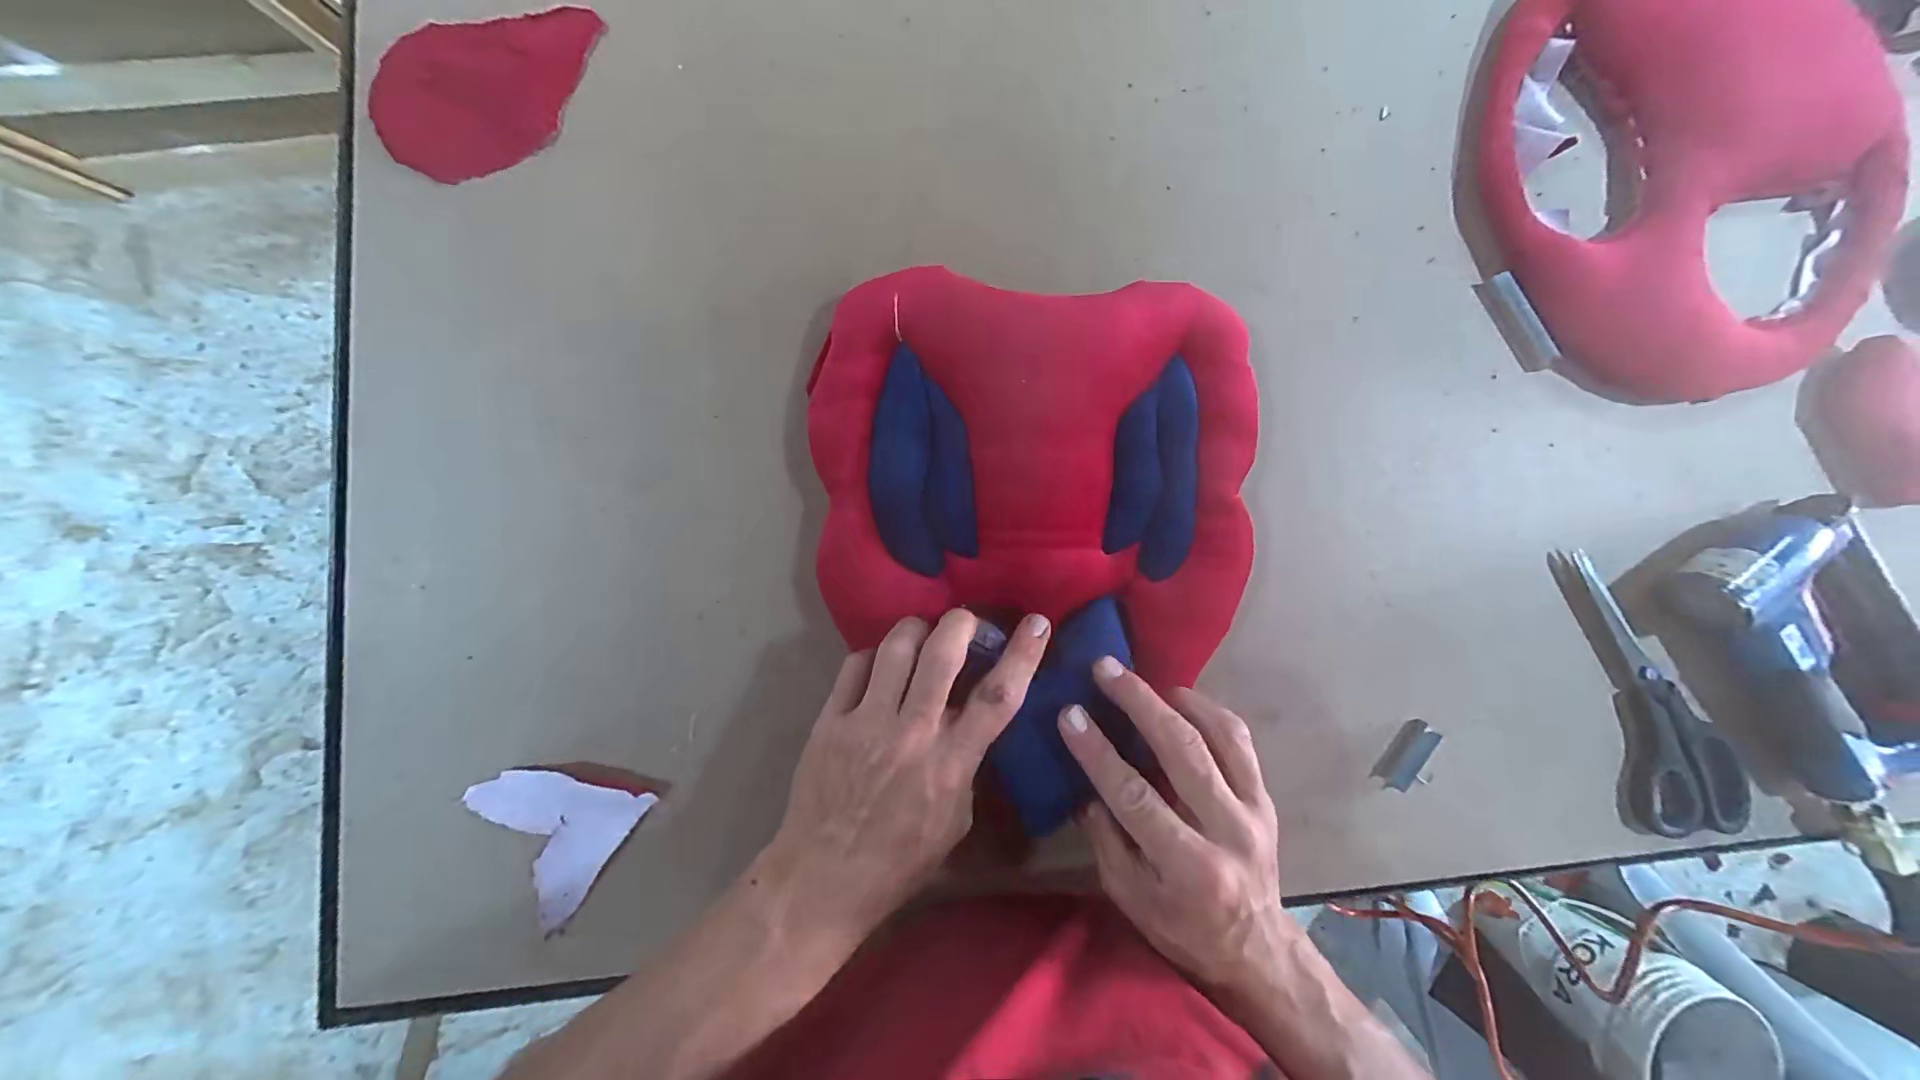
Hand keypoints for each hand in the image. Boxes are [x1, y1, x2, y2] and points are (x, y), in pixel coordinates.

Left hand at [759, 609, 1049, 941]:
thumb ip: (967, 764)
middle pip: (943, 652)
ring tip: (924, 636)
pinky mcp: (829, 720)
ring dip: (918, 630)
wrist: (824, 877)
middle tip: (968, 622)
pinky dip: (875, 655)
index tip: (1037, 624)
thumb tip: (969, 720)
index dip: (1022, 654)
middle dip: (963, 622)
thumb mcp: (955, 820)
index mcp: (950, 763)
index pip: (997, 697)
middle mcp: (911, 733)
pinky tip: (881, 666)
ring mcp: (866, 723)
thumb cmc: (900, 859)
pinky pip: (855, 665)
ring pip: (896, 647)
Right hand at [1059, 661, 1293, 998]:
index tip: (1071, 715)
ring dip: (1176, 700)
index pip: (1135, 795)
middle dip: (1137, 703)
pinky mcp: (1265, 798)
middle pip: (1182, 751)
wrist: (1255, 948)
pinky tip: (1180, 698)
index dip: (1098, 751)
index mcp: (1188, 867)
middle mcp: (1227, 832)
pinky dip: (1209, 711)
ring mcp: (1254, 811)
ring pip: (1218, 737)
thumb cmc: (1181, 928)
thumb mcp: (1129, 897)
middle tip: (1105, 670)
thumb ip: (1106, 839)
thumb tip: (1085, 785)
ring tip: (1142, 679)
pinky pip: (1240, 741)